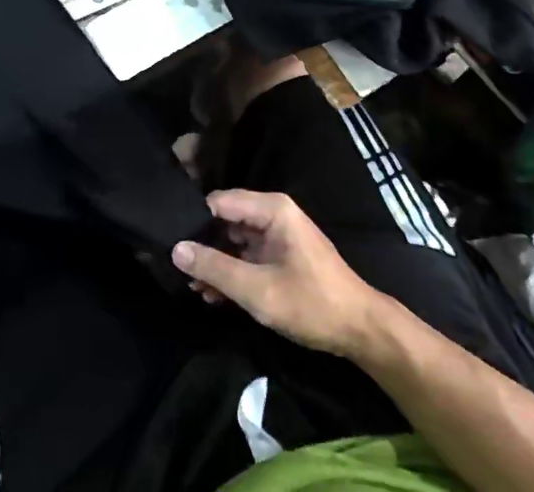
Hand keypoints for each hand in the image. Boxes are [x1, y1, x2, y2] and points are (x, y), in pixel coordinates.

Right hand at [172, 190, 390, 358]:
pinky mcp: (281, 255)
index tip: (172, 243)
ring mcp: (279, 235)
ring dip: (216, 263)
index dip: (194, 221)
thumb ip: (215, 267)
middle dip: (203, 245)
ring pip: (234, 240)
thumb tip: (175, 249)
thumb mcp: (257, 289)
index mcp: (272, 210)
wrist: (362, 330)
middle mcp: (274, 214)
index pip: (219, 202)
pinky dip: (232, 271)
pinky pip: (247, 255)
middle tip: (179, 270)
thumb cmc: (311, 303)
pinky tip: (214, 295)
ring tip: (195, 288)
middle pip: (226, 219)